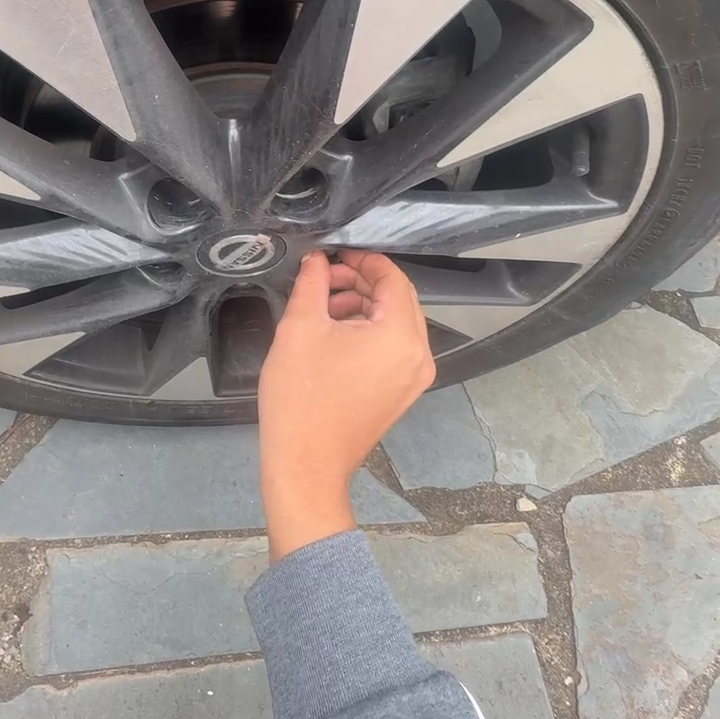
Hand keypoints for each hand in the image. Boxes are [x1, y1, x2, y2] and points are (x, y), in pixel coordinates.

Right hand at [258, 248, 436, 559]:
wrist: (306, 464)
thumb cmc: (301, 394)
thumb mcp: (300, 327)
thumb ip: (312, 283)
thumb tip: (317, 259)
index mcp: (401, 335)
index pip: (393, 278)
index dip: (364, 259)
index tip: (334, 254)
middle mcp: (419, 355)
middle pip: (399, 299)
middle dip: (362, 282)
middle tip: (324, 279)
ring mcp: (414, 378)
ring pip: (396, 323)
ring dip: (364, 306)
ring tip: (324, 306)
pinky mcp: (402, 393)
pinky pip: (394, 348)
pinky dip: (370, 332)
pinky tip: (335, 334)